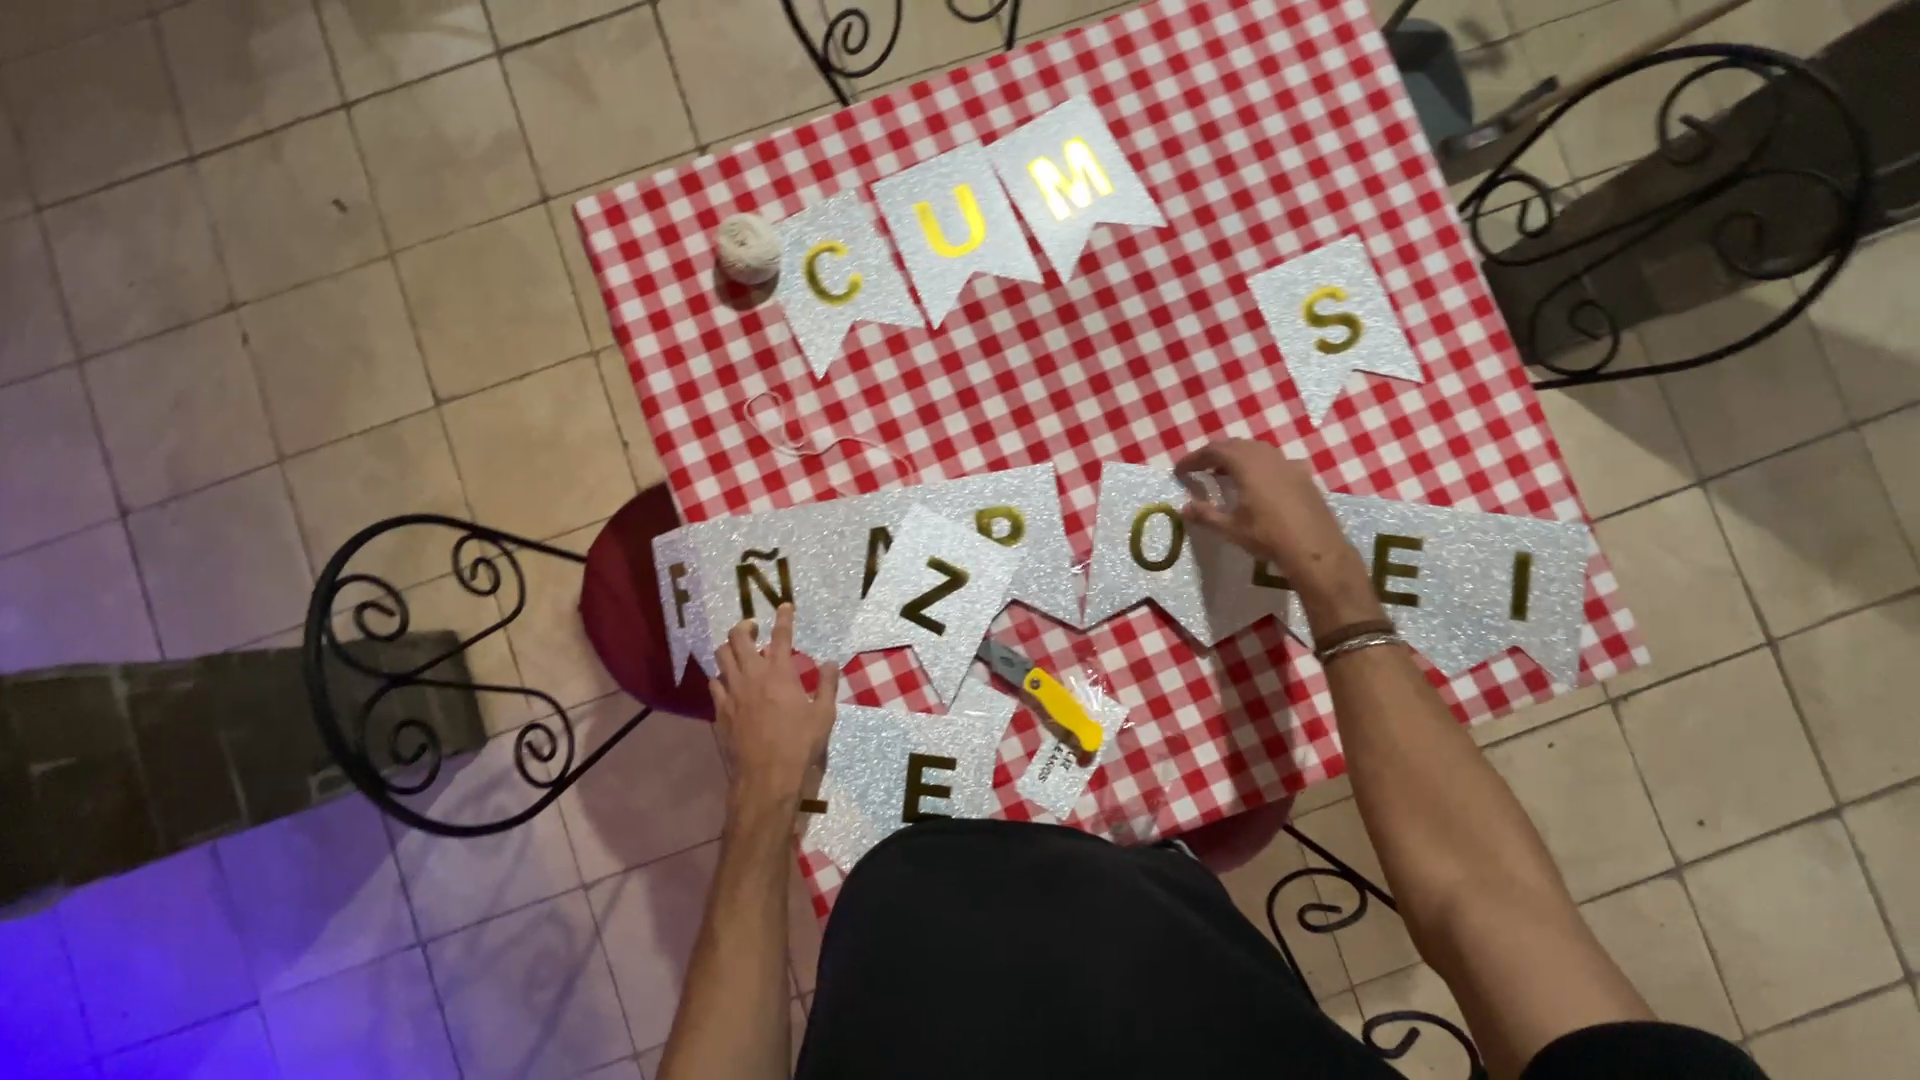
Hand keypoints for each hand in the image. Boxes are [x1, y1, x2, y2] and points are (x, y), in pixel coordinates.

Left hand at [710, 604, 839, 815]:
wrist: (766, 777)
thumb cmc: (800, 745)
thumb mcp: (824, 715)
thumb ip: (828, 685)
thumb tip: (830, 663)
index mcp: (780, 673)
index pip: (781, 635)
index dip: (783, 617)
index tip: (784, 606)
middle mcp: (751, 676)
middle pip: (737, 638)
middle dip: (744, 627)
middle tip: (752, 627)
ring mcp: (731, 693)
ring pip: (720, 657)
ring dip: (729, 649)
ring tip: (737, 652)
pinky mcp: (719, 711)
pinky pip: (714, 684)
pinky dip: (721, 678)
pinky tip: (728, 684)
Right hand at [1175, 438, 1381, 626]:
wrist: (1314, 547)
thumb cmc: (1268, 536)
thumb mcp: (1230, 528)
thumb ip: (1205, 515)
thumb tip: (1183, 508)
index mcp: (1246, 465)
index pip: (1213, 451)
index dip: (1194, 458)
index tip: (1180, 470)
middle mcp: (1266, 457)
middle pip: (1235, 445)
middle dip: (1214, 454)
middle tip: (1200, 468)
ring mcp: (1288, 463)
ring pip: (1256, 449)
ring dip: (1237, 456)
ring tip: (1225, 472)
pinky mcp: (1303, 474)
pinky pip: (1275, 460)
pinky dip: (1259, 464)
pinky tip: (1260, 481)